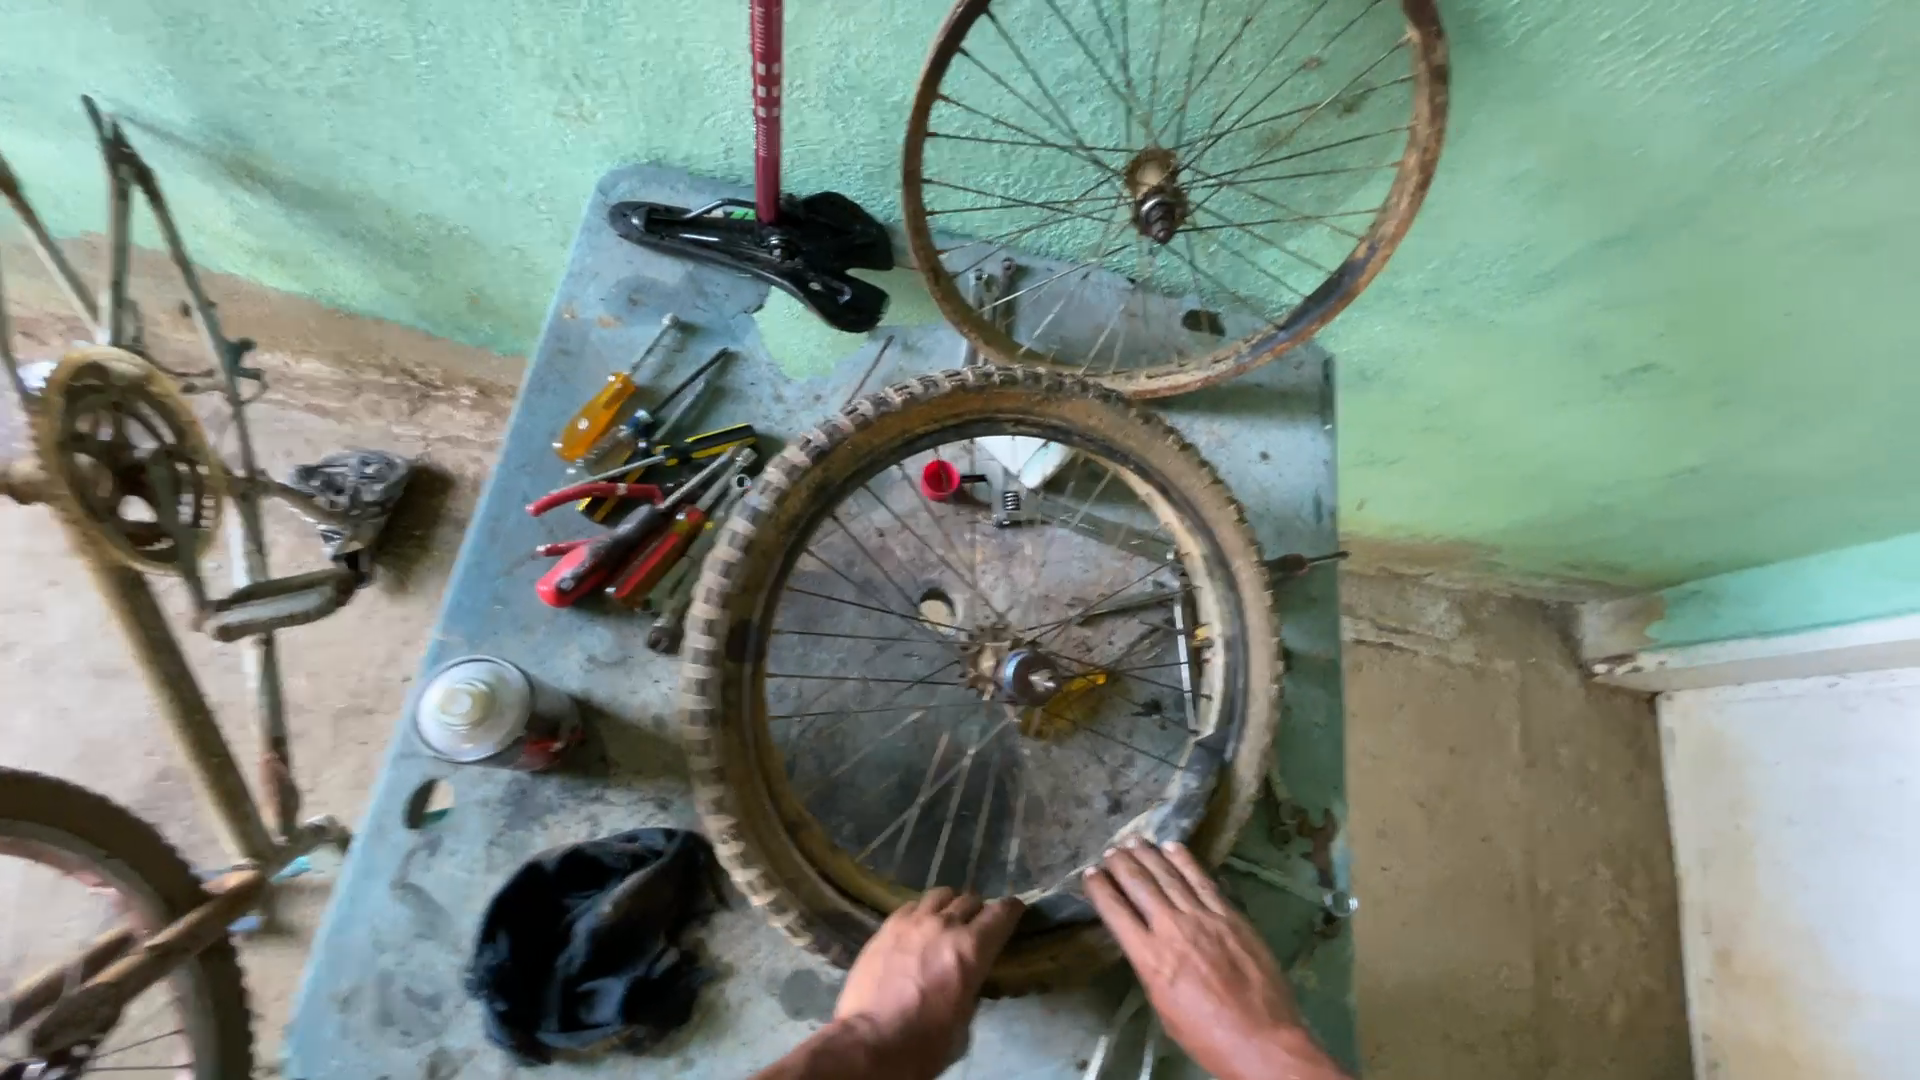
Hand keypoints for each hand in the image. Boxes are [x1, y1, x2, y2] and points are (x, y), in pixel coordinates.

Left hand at [833, 887, 1024, 1078]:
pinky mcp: (889, 925)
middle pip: (970, 900)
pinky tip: (918, 926)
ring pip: (941, 895)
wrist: (871, 1043)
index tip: (1014, 910)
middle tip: (977, 924)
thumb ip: (971, 987)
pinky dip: (922, 912)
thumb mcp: (964, 1021)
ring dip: (950, 905)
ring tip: (946, 918)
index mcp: (971, 949)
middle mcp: (945, 925)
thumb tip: (968, 977)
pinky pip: (912, 905)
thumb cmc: (925, 1043)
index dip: (1011, 909)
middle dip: (978, 910)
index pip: (1001, 913)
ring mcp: (914, 921)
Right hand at [1084, 841, 1348, 1079]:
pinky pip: (1202, 879)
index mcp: (1150, 958)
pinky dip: (1184, 860)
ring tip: (1133, 841)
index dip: (1099, 888)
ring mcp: (1202, 918)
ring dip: (1147, 854)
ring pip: (1168, 874)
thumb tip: (1143, 940)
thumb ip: (1150, 966)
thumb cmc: (1207, 1037)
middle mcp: (1171, 929)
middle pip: (1139, 884)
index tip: (1090, 874)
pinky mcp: (1229, 915)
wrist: (1262, 1043)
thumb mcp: (1162, 1006)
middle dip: (1120, 863)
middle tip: (1110, 850)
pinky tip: (1172, 847)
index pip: (1115, 910)